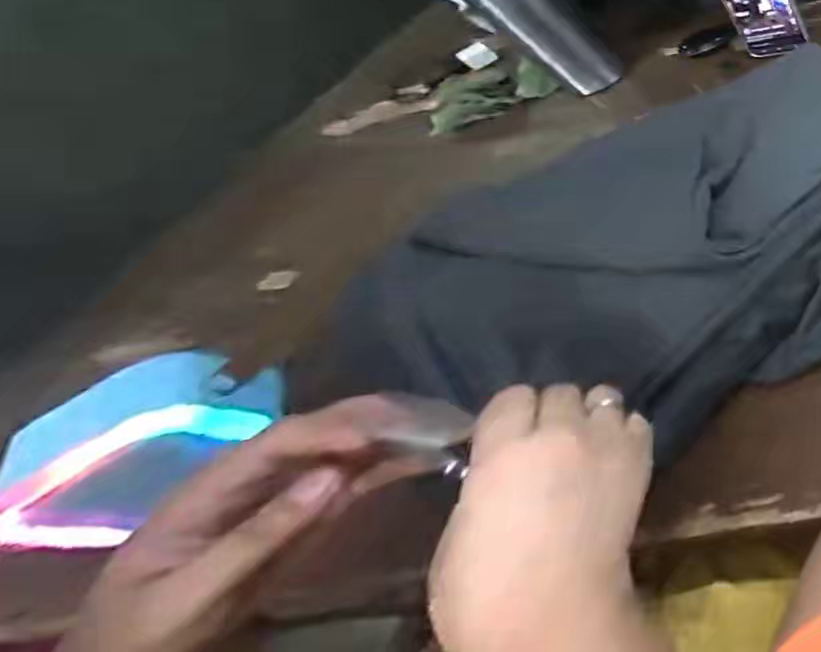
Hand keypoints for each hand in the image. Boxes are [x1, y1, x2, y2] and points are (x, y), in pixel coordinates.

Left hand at [58, 396, 414, 651]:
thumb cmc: (142, 631)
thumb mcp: (187, 596)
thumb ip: (255, 536)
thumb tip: (333, 475)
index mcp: (218, 482)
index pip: (289, 436)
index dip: (342, 425)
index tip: (389, 432)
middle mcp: (263, 470)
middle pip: (333, 425)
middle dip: (389, 416)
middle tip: (443, 418)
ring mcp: (293, 483)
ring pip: (358, 440)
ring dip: (406, 430)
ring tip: (453, 429)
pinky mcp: (316, 501)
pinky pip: (365, 469)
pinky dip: (403, 458)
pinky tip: (436, 454)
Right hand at [428, 385, 658, 651]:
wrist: (555, 612)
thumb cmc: (486, 590)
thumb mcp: (460, 530)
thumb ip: (485, 482)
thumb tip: (498, 469)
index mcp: (504, 449)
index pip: (511, 396)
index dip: (510, 415)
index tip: (507, 435)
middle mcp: (559, 431)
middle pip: (560, 392)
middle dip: (552, 413)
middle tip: (549, 445)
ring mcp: (604, 437)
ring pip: (603, 397)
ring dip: (592, 416)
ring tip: (588, 445)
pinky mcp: (639, 452)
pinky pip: (635, 420)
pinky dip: (625, 432)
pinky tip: (616, 456)